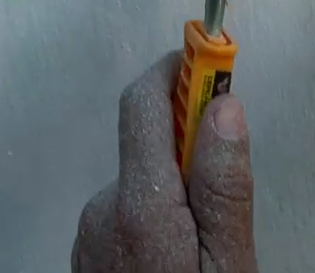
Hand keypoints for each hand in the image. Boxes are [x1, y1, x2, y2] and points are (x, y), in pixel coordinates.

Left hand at [73, 52, 257, 272]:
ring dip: (173, 191)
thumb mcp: (228, 264)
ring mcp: (89, 235)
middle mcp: (103, 209)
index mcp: (139, 203)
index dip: (178, 69)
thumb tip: (224, 105)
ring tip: (204, 245)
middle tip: (225, 192)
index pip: (145, 100)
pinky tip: (175, 259)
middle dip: (188, 149)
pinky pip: (125, 215)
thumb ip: (224, 186)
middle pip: (149, 145)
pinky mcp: (86, 256)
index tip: (212, 63)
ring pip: (142, 184)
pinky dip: (154, 219)